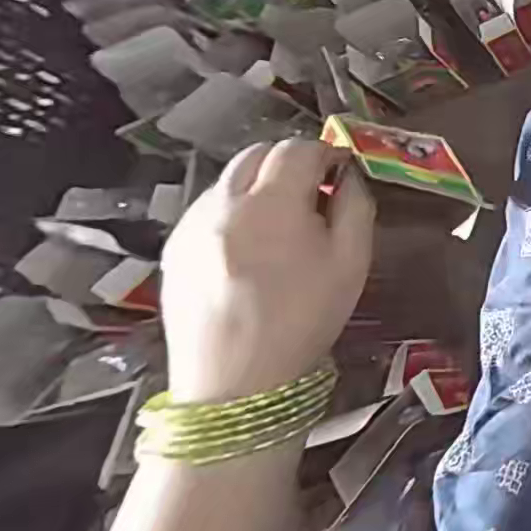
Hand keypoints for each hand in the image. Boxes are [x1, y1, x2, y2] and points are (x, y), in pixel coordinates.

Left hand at [160, 138, 375, 402]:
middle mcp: (222, 203)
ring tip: (286, 221)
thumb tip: (349, 176)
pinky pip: (211, 207)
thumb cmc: (305, 317)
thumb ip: (355, 206)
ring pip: (231, 178)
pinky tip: (254, 245)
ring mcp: (191, 225)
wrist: (237, 382)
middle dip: (291, 161)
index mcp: (271, 203)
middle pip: (257, 153)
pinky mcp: (174, 248)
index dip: (328, 152)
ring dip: (262, 183)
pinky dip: (237, 208)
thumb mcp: (351, 261)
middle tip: (318, 190)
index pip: (298, 149)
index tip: (345, 173)